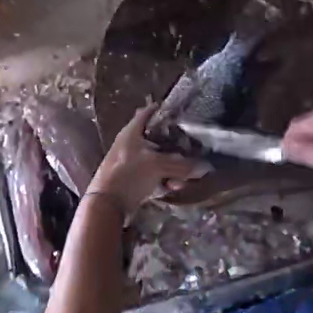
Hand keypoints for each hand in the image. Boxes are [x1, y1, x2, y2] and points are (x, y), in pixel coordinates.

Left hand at [87, 106, 202, 217]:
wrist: (107, 203)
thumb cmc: (129, 174)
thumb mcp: (157, 165)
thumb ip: (181, 165)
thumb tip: (205, 167)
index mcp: (131, 132)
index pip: (146, 114)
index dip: (160, 110)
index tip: (176, 110)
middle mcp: (130, 144)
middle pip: (156, 139)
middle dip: (174, 147)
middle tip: (190, 150)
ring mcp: (131, 162)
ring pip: (157, 160)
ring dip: (171, 169)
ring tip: (181, 179)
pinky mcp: (132, 179)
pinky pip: (153, 175)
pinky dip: (163, 179)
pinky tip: (172, 187)